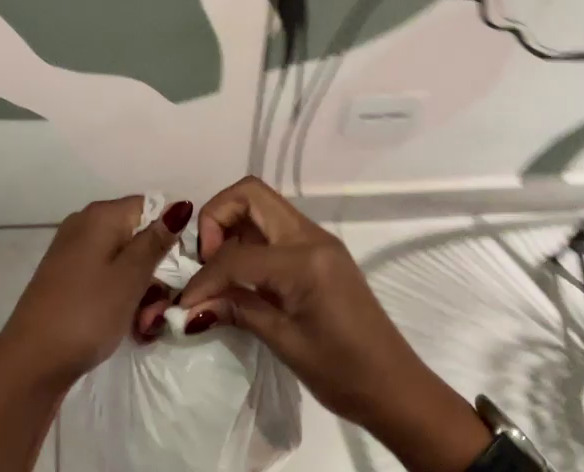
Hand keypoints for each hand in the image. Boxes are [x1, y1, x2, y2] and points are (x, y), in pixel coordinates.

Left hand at [0, 195, 192, 388]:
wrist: (32, 358)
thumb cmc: (87, 312)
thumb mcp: (130, 277)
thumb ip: (156, 240)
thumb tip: (179, 204)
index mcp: (100, 215)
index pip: (150, 207)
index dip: (171, 234)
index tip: (181, 269)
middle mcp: (84, 224)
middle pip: (137, 236)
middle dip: (155, 271)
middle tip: (159, 309)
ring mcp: (73, 251)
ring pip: (123, 261)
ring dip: (140, 290)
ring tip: (143, 325)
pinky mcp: (67, 277)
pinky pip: (105, 277)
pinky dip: (119, 297)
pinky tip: (125, 324)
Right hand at [174, 177, 492, 471]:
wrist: (398, 389)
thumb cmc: (344, 372)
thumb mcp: (285, 343)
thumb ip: (238, 310)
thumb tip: (190, 307)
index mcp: (304, 259)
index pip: (237, 254)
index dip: (205, 277)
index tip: (185, 303)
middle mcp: (311, 237)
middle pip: (250, 194)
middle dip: (216, 217)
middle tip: (204, 260)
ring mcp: (317, 241)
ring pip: (261, 206)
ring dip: (231, 225)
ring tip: (218, 269)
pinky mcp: (319, 253)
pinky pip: (274, 228)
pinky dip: (248, 239)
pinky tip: (240, 276)